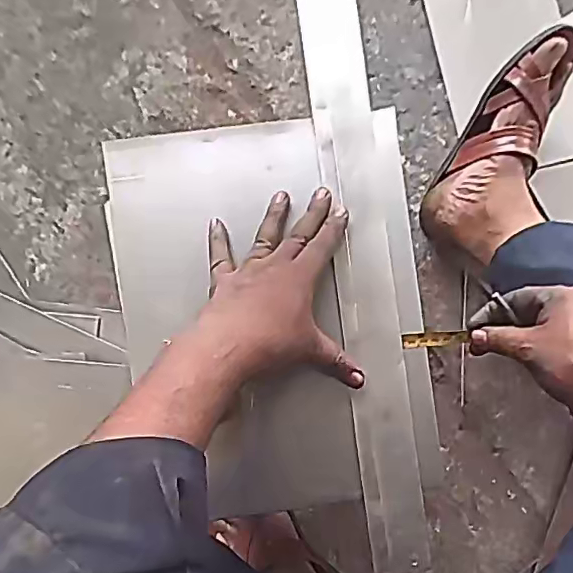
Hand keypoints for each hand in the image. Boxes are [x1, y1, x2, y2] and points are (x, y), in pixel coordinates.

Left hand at [183, 188, 363, 388]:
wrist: (229, 347)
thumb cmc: (268, 344)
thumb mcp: (309, 351)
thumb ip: (334, 361)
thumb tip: (355, 377)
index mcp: (299, 279)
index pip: (322, 247)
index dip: (333, 229)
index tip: (340, 213)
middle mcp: (274, 268)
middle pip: (298, 234)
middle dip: (312, 213)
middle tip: (320, 195)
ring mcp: (248, 272)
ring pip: (264, 237)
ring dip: (274, 217)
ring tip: (280, 197)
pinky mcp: (224, 283)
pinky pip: (221, 256)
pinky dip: (218, 240)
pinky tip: (216, 225)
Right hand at [466, 285, 572, 409]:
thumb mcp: (527, 347)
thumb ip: (498, 338)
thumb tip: (476, 335)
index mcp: (560, 296)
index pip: (514, 297)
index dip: (489, 314)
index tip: (472, 333)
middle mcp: (572, 306)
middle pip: (525, 311)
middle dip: (502, 328)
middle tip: (481, 346)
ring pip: (537, 329)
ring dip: (516, 341)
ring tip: (501, 356)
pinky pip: (550, 343)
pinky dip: (533, 351)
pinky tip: (525, 365)